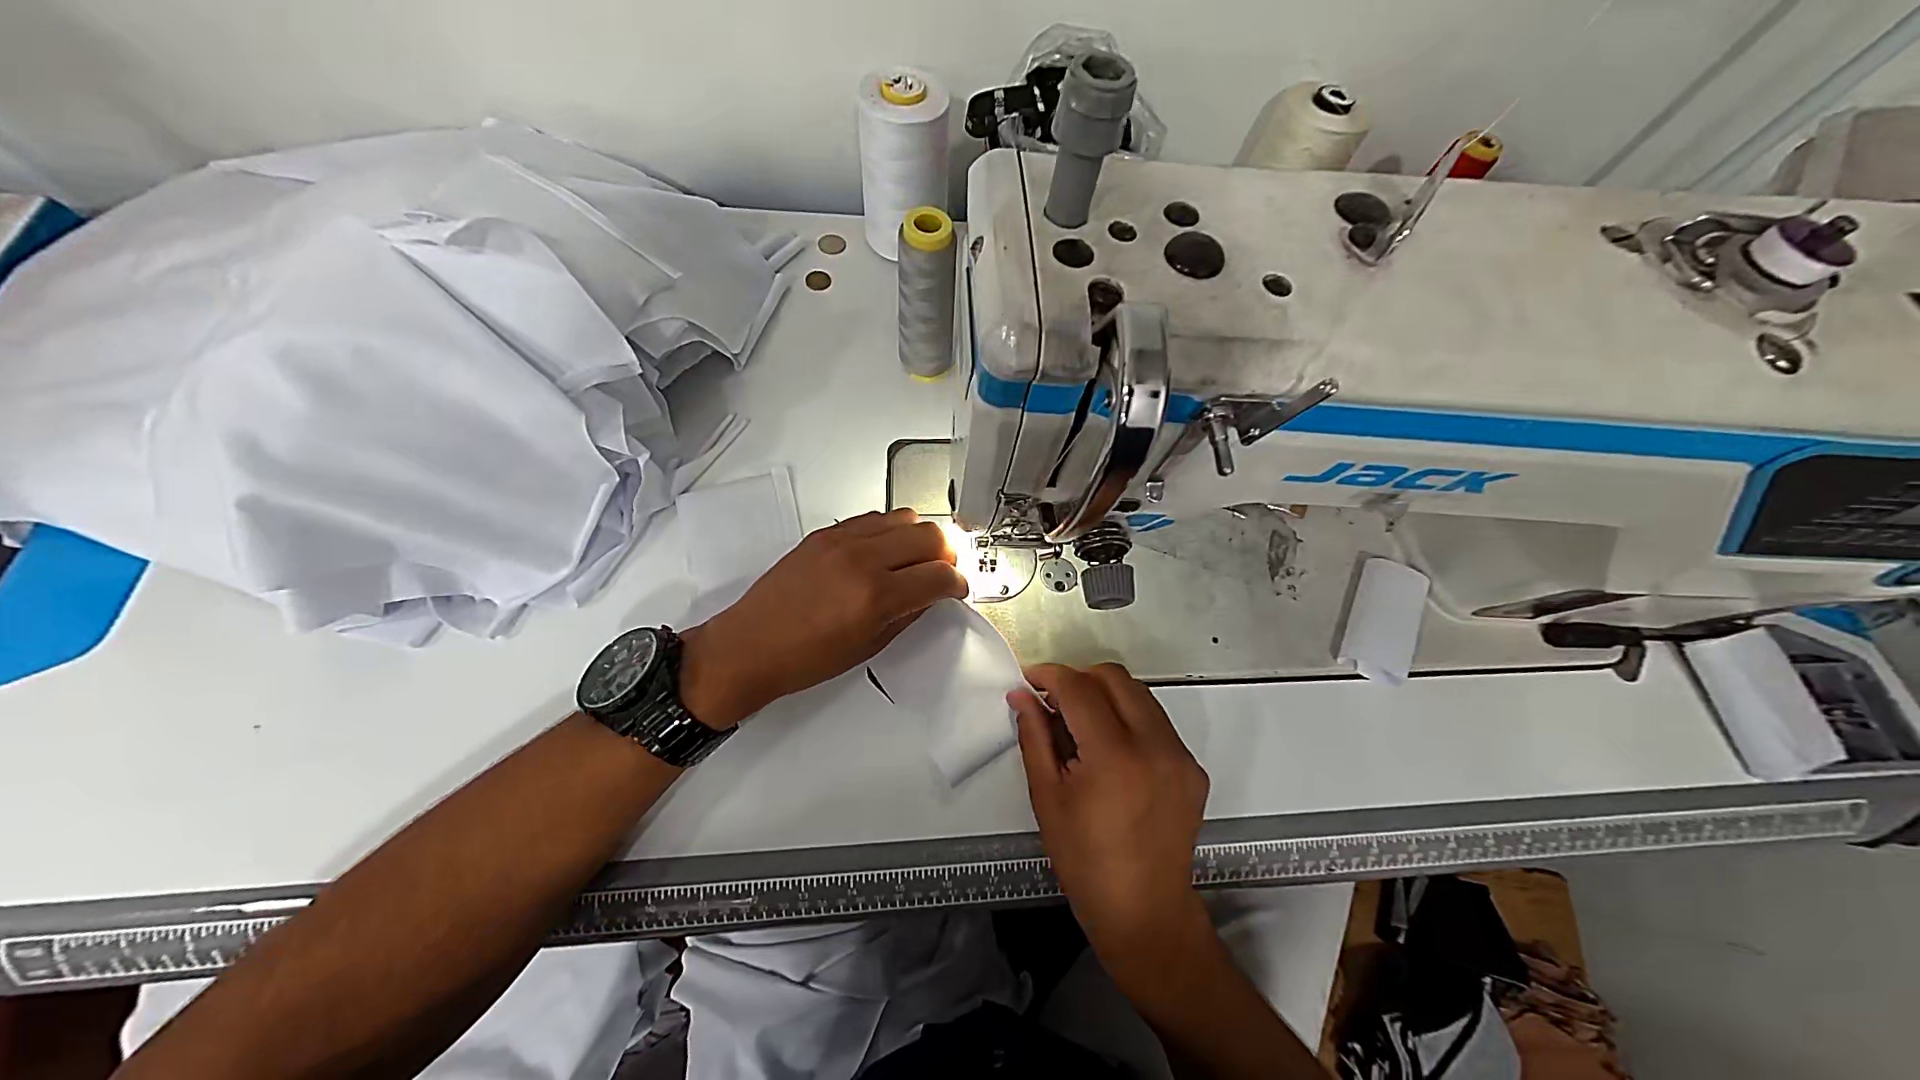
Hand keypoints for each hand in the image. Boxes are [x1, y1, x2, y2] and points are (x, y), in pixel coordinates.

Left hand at [679, 509, 967, 727]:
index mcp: (875, 596)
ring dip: (919, 536)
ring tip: (914, 559)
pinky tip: (884, 551)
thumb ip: (908, 614)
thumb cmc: (800, 657)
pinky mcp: (823, 534)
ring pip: (905, 516)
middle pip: (931, 535)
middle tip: (942, 572)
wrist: (749, 647)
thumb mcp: (868, 646)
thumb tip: (931, 595)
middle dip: (947, 555)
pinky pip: (872, 517)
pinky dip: (888, 529)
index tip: (957, 588)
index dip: (958, 583)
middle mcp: (860, 560)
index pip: (940, 574)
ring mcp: (840, 541)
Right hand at [1009, 664, 1210, 954]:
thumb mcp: (1047, 796)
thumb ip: (1034, 736)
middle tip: (1053, 702)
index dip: (1050, 675)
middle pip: (1114, 678)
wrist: (1144, 910)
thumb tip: (1022, 694)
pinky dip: (1128, 719)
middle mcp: (1156, 746)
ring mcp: (1181, 755)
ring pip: (1138, 694)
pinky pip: (1156, 721)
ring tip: (1080, 725)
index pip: (1080, 689)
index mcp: (1116, 757)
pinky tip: (1109, 749)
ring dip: (1105, 696)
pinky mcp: (1192, 767)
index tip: (1030, 678)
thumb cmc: (1084, 861)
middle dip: (1079, 679)